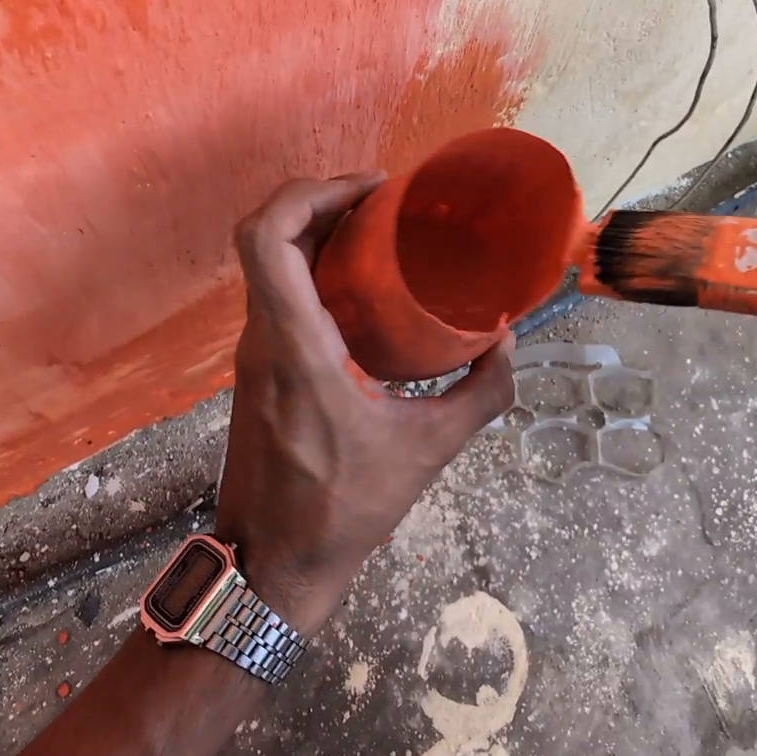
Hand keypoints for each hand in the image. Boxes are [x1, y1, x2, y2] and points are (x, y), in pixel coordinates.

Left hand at [214, 173, 516, 631]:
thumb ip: (482, 394)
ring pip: (269, 262)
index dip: (311, 192)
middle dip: (322, 199)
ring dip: (316, 231)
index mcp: (296, 349)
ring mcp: (252, 353)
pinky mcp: (257, 367)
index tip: (371, 190)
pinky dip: (312, 267)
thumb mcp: (429, 451)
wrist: (271, 565)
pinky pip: (276, 291)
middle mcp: (262, 339)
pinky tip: (361, 284)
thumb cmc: (344, 511)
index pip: (267, 239)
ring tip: (379, 230)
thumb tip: (505, 340)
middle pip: (267, 235)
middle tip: (384, 200)